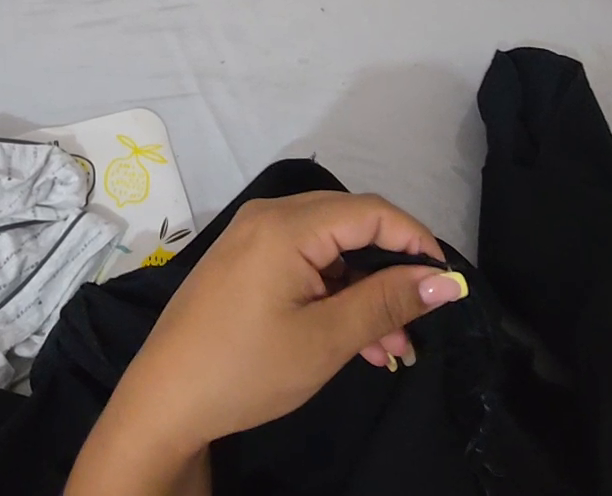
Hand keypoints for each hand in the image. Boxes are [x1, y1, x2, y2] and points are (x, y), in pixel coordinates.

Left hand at [66, 190, 470, 494]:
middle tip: (418, 323)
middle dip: (390, 272)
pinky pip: (304, 262)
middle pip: (350, 226)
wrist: (164, 400)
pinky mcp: (246, 259)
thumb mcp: (325, 339)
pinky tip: (356, 339)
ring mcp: (254, 236)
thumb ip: (387, 302)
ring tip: (392, 349)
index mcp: (287, 224)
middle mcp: (269, 216)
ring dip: (364, 291)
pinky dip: (333, 293)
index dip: (415, 240)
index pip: (371, 211)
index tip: (447, 282)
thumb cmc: (247, 368)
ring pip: (330, 249)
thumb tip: (445, 280)